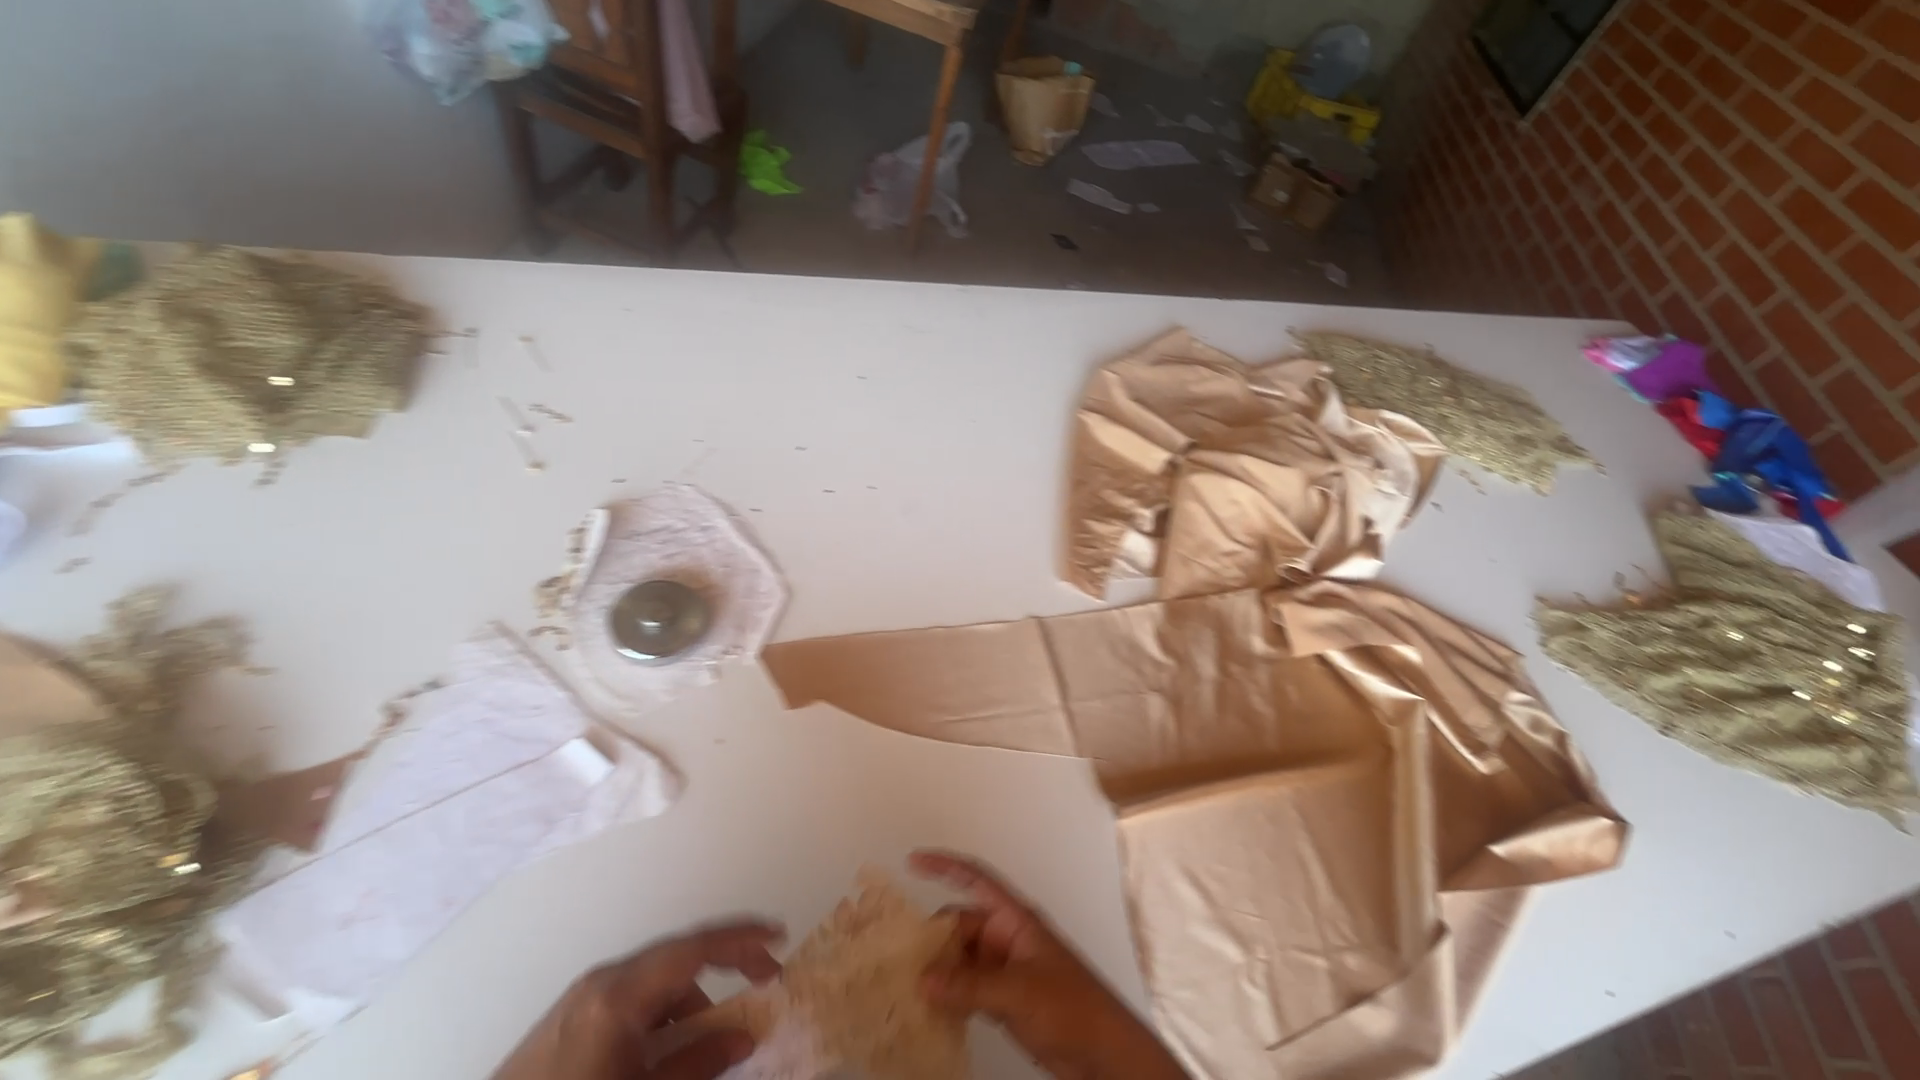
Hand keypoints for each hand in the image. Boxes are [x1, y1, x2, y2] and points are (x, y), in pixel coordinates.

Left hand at [491, 921, 784, 1079]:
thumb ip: (699, 1063)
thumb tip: (744, 1036)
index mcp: (621, 994)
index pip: (694, 947)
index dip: (742, 937)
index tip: (779, 934)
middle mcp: (603, 981)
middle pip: (678, 961)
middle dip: (723, 970)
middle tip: (763, 984)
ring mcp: (583, 996)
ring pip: (656, 983)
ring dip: (690, 1004)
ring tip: (705, 1047)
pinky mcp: (571, 1015)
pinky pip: (632, 1000)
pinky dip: (661, 1015)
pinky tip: (665, 1051)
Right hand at [910, 851, 1187, 1079]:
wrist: (1104, 1054)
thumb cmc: (1070, 1008)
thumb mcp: (1017, 992)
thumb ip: (969, 985)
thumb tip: (923, 980)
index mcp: (1014, 920)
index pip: (975, 880)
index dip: (944, 865)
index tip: (911, 861)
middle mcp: (1007, 938)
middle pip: (960, 925)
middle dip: (932, 937)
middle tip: (897, 958)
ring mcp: (1005, 970)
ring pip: (961, 958)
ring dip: (938, 970)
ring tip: (904, 985)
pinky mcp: (1005, 1000)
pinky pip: (967, 987)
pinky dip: (949, 994)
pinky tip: (928, 1008)